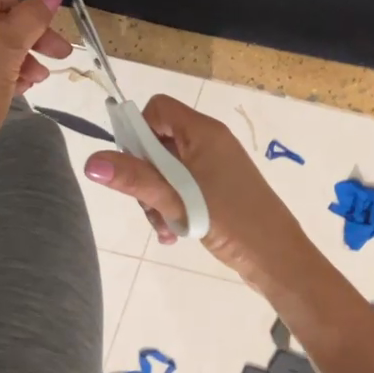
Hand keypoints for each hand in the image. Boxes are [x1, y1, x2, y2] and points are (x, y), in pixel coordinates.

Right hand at [83, 96, 308, 278]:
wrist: (282, 263)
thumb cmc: (232, 222)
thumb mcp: (176, 199)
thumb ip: (133, 178)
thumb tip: (91, 162)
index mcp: (202, 132)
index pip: (157, 109)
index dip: (139, 131)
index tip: (134, 164)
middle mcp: (208, 142)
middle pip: (157, 141)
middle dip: (144, 174)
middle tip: (148, 204)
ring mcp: (215, 165)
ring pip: (166, 168)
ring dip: (156, 196)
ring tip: (163, 226)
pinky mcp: (219, 188)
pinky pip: (182, 185)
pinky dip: (172, 205)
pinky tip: (173, 232)